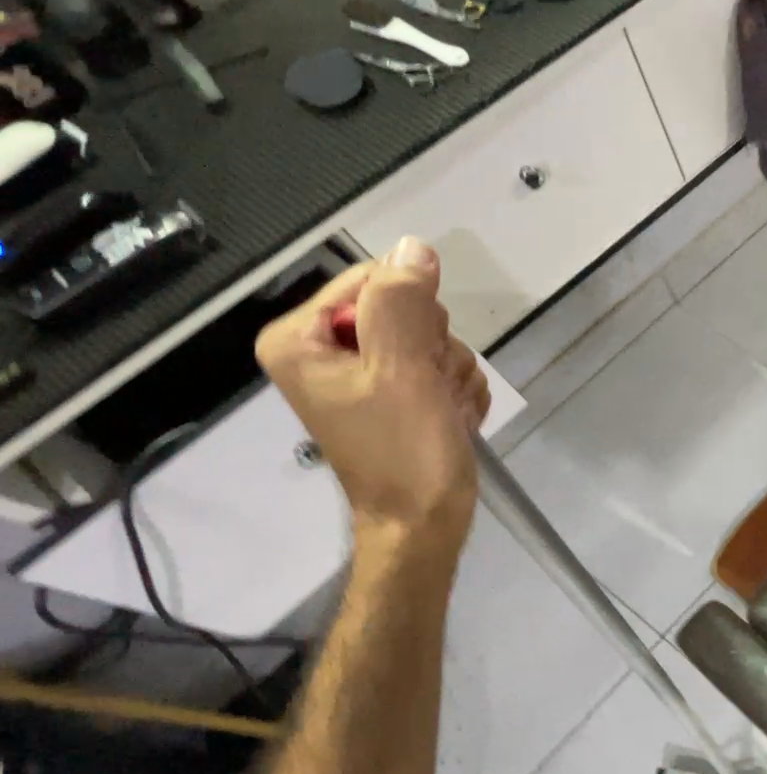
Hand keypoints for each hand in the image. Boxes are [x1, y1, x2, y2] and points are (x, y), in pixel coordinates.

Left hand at [255, 237, 489, 552]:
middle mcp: (326, 352)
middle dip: (437, 352)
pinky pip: (443, 373)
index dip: (415, 315)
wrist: (423, 526)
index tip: (418, 360)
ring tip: (444, 415)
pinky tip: (452, 421)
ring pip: (434, 344)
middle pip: (408, 313)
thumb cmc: (405, 455)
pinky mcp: (399, 399)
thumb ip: (403, 305)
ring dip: (454, 379)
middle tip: (432, 392)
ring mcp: (366, 377)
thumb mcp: (403, 373)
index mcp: (301, 339)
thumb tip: (415, 247)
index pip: (372, 282)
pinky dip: (458, 396)